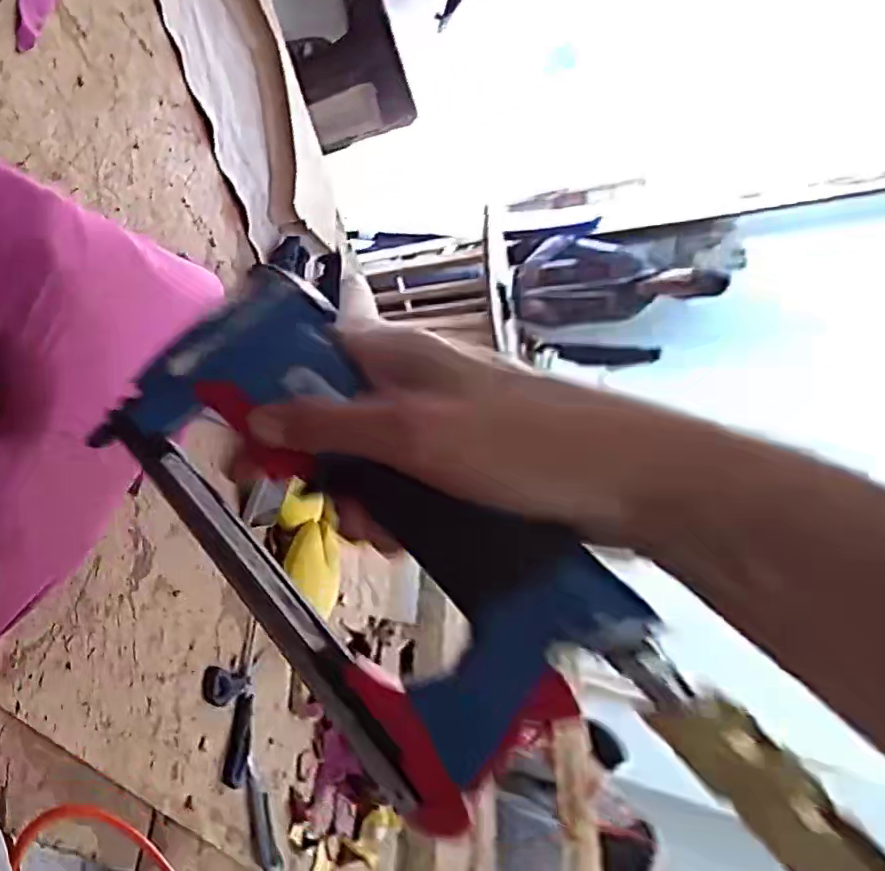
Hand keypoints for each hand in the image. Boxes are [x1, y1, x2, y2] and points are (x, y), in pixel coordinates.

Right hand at [246, 322, 711, 547]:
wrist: (643, 486)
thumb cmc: (519, 442)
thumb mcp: (409, 434)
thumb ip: (325, 423)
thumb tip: (253, 418)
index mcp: (385, 349)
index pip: (299, 354)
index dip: (263, 388)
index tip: (241, 434)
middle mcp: (399, 376)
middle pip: (322, 409)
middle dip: (312, 459)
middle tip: (302, 495)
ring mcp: (428, 416)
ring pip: (357, 451)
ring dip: (353, 493)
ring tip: (375, 532)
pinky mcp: (454, 454)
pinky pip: (395, 475)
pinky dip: (389, 505)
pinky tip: (402, 536)